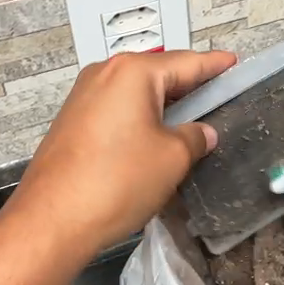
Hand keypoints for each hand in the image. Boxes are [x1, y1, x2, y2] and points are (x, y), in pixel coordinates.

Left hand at [6, 49, 236, 259]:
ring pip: (137, 94)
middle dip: (189, 86)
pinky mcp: (73, 122)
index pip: (186, 63)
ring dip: (164, 106)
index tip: (234, 63)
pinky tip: (156, 138)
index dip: (214, 65)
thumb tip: (202, 133)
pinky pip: (118, 110)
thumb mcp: (172, 158)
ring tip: (193, 119)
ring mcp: (84, 97)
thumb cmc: (117, 181)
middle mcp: (105, 74)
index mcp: (133, 72)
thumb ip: (194, 137)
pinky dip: (141, 119)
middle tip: (220, 95)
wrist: (49, 222)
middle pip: (159, 74)